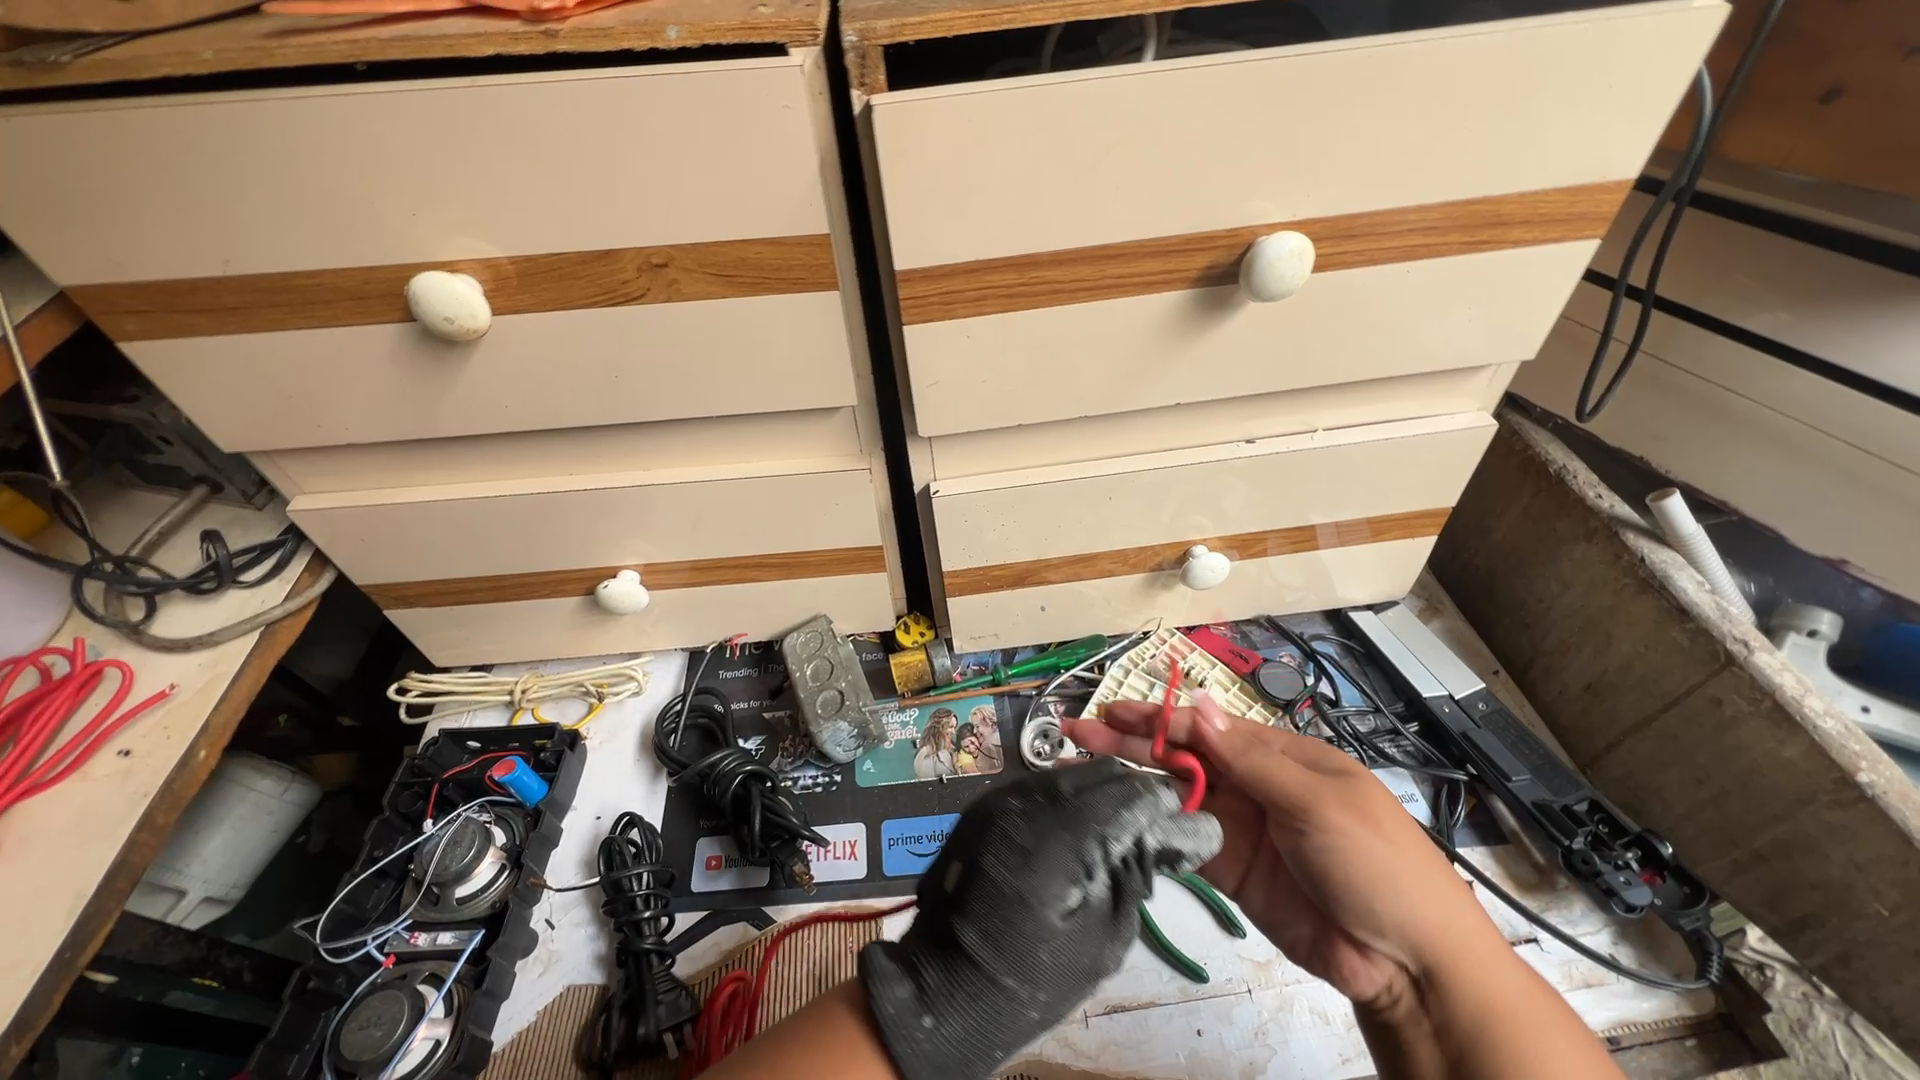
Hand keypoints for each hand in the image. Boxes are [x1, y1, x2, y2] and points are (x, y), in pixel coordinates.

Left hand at [859, 759, 1221, 1079]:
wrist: (945, 984)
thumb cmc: (1034, 976)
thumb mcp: (1107, 934)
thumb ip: (1137, 870)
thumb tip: (1171, 830)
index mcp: (1060, 834)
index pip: (1131, 794)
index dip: (1164, 805)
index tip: (1185, 826)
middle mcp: (1027, 800)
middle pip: (1103, 772)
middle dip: (1135, 794)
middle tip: (1155, 831)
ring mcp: (1000, 797)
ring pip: (1072, 773)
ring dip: (1103, 794)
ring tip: (1118, 833)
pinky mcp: (985, 803)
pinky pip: (1042, 785)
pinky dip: (1070, 800)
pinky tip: (1080, 832)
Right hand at [1067, 697, 1503, 1009]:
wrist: (1405, 959)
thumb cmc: (1375, 862)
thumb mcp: (1318, 802)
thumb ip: (1252, 758)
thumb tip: (1200, 705)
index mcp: (1283, 757)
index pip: (1209, 729)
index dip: (1160, 720)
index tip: (1113, 715)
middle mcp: (1255, 785)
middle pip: (1184, 756)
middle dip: (1133, 742)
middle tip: (1079, 733)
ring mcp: (1240, 828)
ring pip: (1175, 795)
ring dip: (1131, 780)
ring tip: (1082, 769)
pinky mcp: (1229, 870)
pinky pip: (1182, 839)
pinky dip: (1148, 826)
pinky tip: (1115, 815)